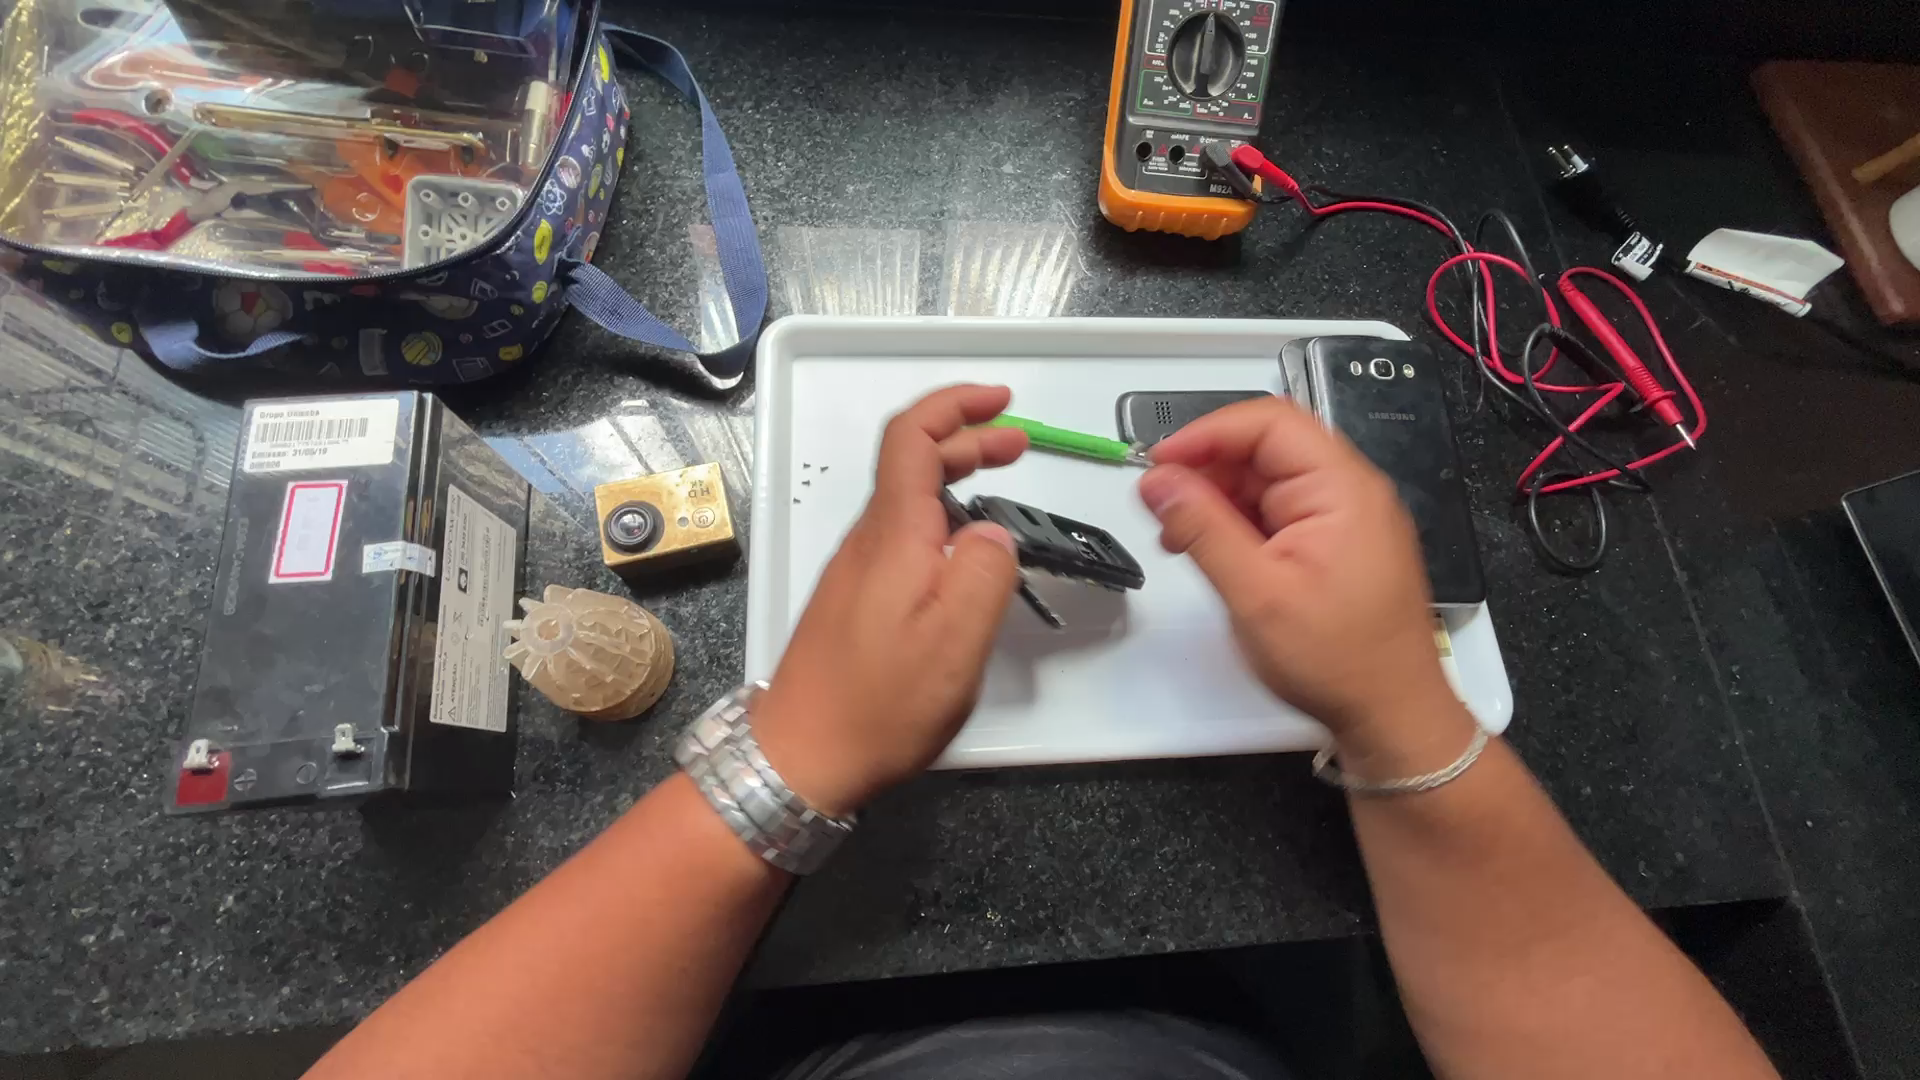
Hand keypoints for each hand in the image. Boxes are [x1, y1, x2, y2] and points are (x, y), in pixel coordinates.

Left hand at [753, 385, 1028, 818]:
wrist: (799, 756)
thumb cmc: (880, 703)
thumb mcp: (955, 641)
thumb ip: (985, 572)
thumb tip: (993, 531)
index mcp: (894, 535)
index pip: (913, 436)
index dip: (956, 405)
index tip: (1002, 402)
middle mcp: (869, 539)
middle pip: (912, 460)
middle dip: (968, 437)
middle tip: (1020, 443)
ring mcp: (858, 568)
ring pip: (909, 498)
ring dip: (957, 476)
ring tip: (1003, 483)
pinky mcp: (857, 596)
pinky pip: (904, 533)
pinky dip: (943, 517)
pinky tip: (967, 546)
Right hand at [1137, 396, 1473, 775]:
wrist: (1389, 715)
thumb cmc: (1341, 662)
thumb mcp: (1255, 593)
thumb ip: (1202, 529)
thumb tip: (1158, 482)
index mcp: (1342, 490)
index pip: (1268, 423)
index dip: (1206, 433)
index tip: (1160, 461)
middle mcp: (1346, 492)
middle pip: (1263, 447)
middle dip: (1205, 468)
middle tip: (1162, 501)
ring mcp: (1337, 517)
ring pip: (1261, 479)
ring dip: (1213, 497)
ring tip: (1179, 535)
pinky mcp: (1326, 541)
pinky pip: (1270, 510)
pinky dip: (1231, 521)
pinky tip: (1207, 548)